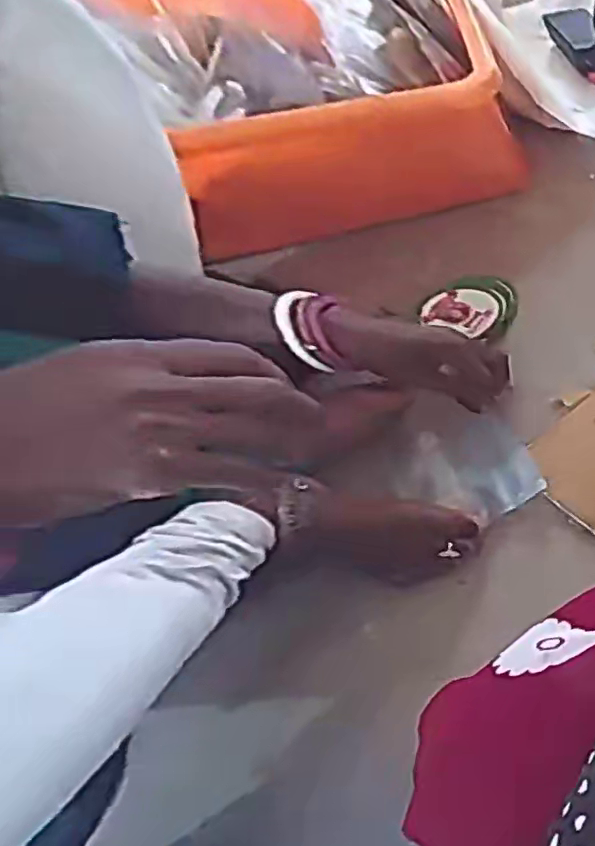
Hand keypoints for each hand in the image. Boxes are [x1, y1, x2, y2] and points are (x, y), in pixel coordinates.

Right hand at [0, 339, 322, 526]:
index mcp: (137, 357)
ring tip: (303, 454)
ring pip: (261, 432)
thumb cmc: (19, 412)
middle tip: (315, 423)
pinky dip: (268, 483)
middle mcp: (156, 388)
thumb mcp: (83, 370)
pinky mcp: (157, 471)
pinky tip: (282, 488)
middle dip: (302, 408)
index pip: (237, 357)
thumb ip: (151, 370)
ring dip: (294, 445)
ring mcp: (159, 430)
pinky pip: (237, 474)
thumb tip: (211, 382)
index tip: (286, 390)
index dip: (275, 374)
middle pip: (264, 392)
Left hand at [325, 309, 509, 411]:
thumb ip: (456, 388)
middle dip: (498, 377)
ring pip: (480, 354)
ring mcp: (447, 336)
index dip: (495, 388)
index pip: (489, 370)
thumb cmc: (389, 357)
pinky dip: (472, 366)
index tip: (497, 404)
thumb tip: (486, 403)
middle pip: (491, 358)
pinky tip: (464, 377)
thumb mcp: (424, 377)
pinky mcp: (436, 337)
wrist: (352, 333)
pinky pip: (466, 352)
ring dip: (486, 371)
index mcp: (459, 348)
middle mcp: (458, 338)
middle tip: (498, 396)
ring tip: (485, 389)